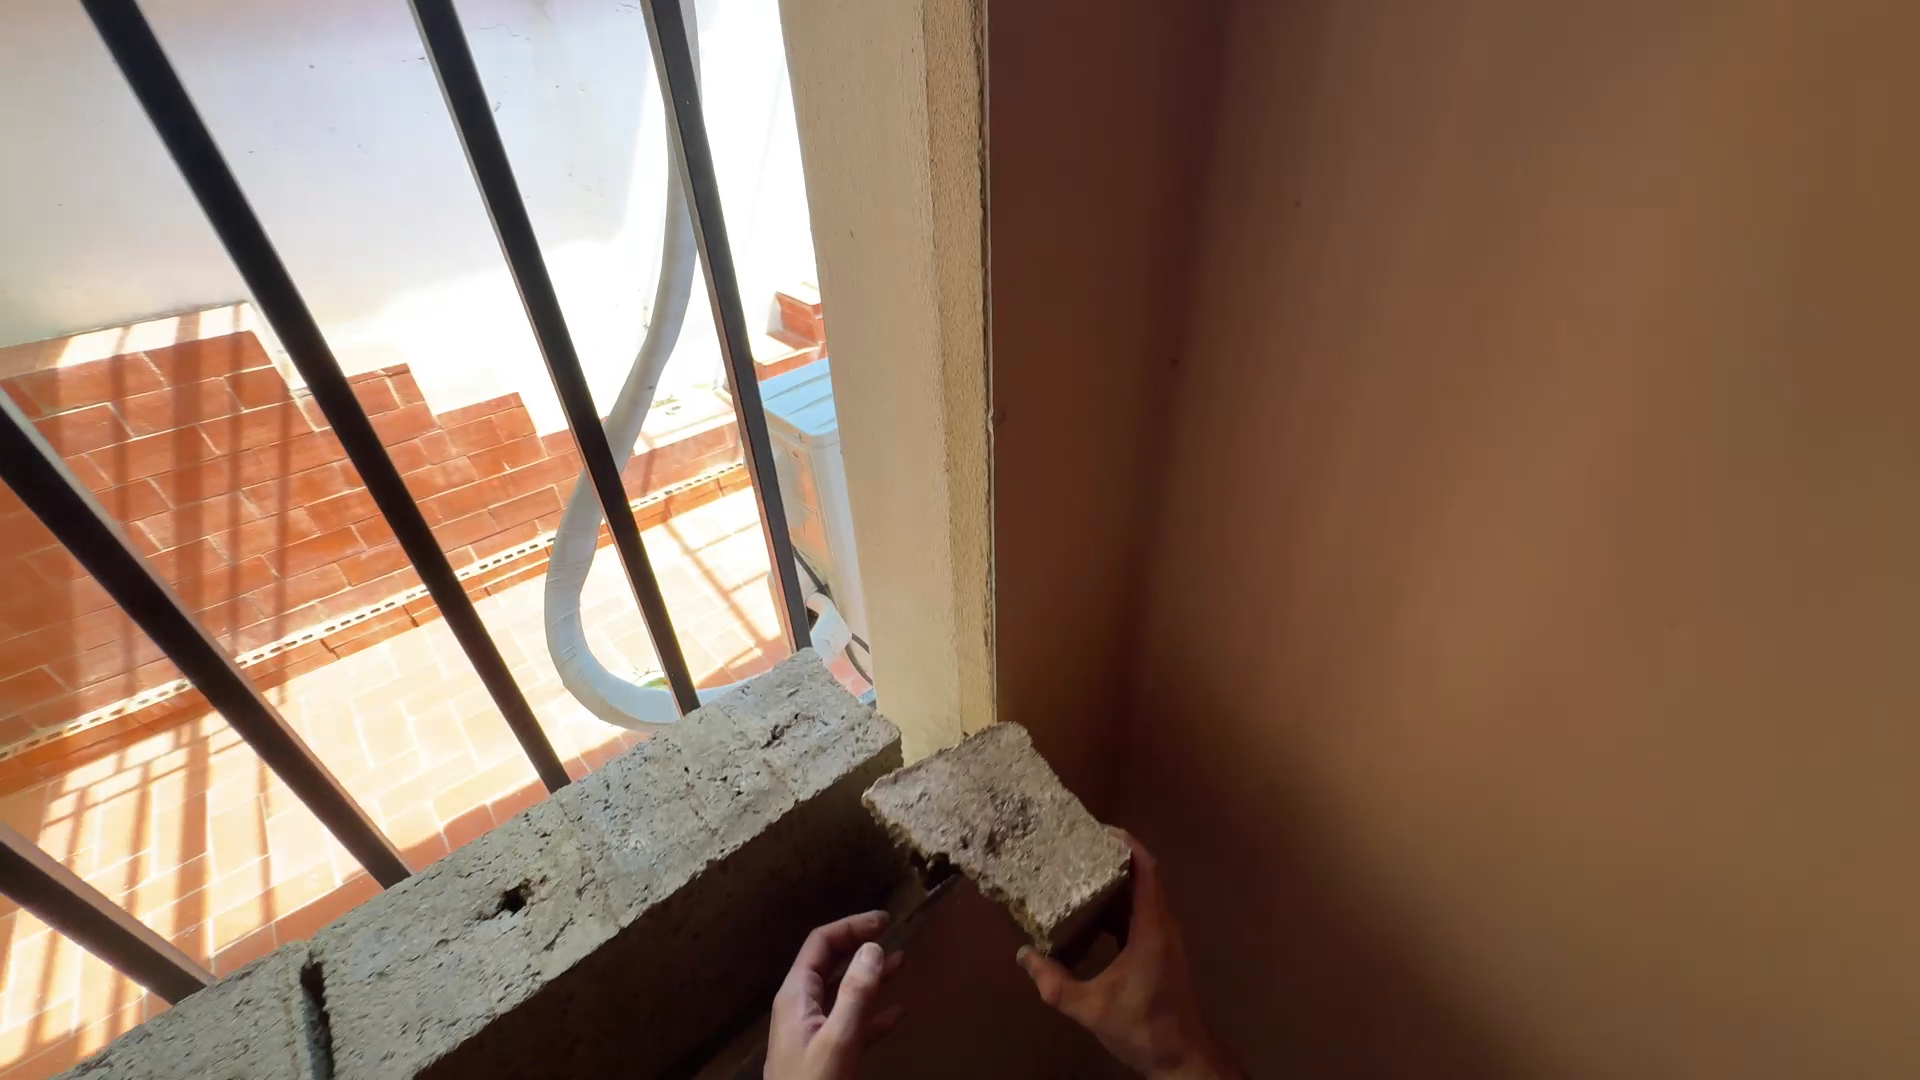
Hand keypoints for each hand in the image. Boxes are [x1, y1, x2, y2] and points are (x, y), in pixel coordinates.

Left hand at [766, 910, 906, 1079]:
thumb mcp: (838, 1040)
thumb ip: (856, 993)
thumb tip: (874, 946)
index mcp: (796, 996)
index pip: (821, 943)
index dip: (851, 926)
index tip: (884, 922)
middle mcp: (801, 1007)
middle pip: (830, 962)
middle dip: (860, 945)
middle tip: (891, 932)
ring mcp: (811, 1033)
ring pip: (843, 991)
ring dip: (871, 975)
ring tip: (902, 963)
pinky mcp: (823, 1057)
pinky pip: (850, 1023)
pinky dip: (873, 1014)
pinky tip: (898, 1015)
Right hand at [1018, 830, 1240, 1079]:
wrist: (1184, 1061)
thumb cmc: (1145, 1028)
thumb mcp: (1093, 1009)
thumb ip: (1056, 984)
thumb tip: (1023, 956)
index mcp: (1152, 927)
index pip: (1146, 869)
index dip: (1126, 844)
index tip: (1099, 829)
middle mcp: (1162, 924)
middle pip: (1142, 876)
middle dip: (1112, 858)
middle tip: (1078, 847)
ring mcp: (1164, 937)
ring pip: (1140, 895)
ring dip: (1114, 882)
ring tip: (1079, 872)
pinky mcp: (1161, 950)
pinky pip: (1139, 914)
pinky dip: (1117, 905)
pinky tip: (1091, 914)